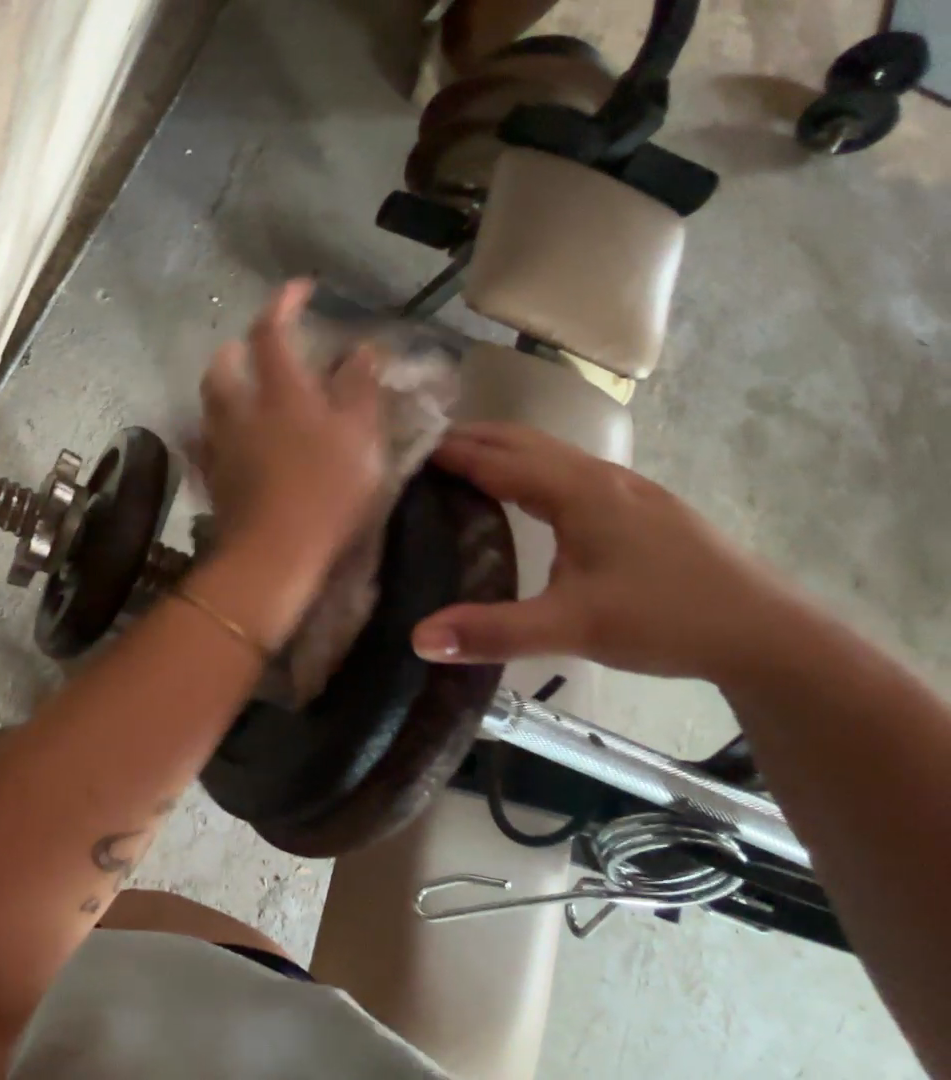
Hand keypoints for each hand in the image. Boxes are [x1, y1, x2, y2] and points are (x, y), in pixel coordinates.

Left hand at [195, 279, 384, 572]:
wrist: (273, 553)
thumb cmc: (327, 492)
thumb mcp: (362, 437)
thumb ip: (359, 389)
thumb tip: (360, 350)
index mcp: (280, 393)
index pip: (271, 333)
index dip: (282, 303)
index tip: (298, 289)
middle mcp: (239, 411)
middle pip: (222, 366)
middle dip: (236, 348)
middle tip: (258, 348)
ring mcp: (219, 445)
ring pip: (209, 402)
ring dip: (224, 386)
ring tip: (246, 391)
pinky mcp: (210, 477)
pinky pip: (204, 441)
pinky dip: (215, 429)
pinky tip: (230, 438)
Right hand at [411, 423, 791, 682]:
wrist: (771, 636)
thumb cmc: (669, 620)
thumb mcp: (573, 628)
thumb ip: (492, 631)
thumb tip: (415, 639)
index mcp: (579, 492)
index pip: (496, 458)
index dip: (446, 452)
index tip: (396, 448)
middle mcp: (602, 478)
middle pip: (521, 441)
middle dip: (466, 438)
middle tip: (411, 451)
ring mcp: (627, 490)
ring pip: (548, 453)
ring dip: (497, 450)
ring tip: (452, 465)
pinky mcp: (641, 509)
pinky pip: (566, 471)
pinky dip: (525, 468)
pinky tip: (518, 496)